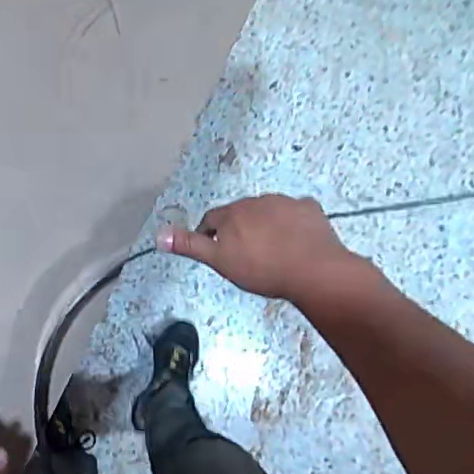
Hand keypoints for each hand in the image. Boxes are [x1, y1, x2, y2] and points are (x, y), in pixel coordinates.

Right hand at [156, 194, 376, 304]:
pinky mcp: (310, 209)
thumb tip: (158, 234)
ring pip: (266, 211)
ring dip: (264, 224)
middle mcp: (255, 202)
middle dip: (238, 229)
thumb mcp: (219, 261)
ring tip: (271, 250)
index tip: (216, 252)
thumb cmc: (263, 269)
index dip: (209, 235)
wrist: (314, 272)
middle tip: (245, 255)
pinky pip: (295, 212)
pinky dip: (292, 222)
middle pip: (238, 214)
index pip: (210, 220)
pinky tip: (296, 239)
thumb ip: (189, 245)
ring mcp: (284, 203)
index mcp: (231, 214)